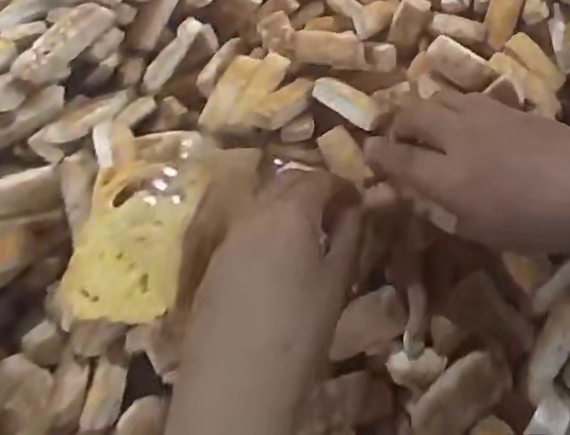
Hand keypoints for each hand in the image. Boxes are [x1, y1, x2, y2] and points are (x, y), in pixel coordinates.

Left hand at [169, 171, 362, 434]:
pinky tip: (276, 265)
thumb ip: (349, 234)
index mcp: (291, 210)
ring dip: (287, 209)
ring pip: (262, 205)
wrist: (233, 391)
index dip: (343, 185)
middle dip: (313, 190)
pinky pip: (244, 232)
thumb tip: (352, 209)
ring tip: (306, 238)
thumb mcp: (337, 281)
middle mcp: (255, 213)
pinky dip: (265, 232)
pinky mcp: (211, 267)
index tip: (358, 201)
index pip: (321, 178)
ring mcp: (228, 239)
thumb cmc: (299, 332)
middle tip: (334, 213)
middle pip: (287, 182)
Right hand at [365, 92, 569, 252]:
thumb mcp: (483, 231)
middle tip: (394, 135)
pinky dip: (449, 103)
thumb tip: (417, 194)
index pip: (398, 158)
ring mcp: (481, 113)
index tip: (368, 151)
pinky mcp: (504, 103)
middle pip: (412, 114)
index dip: (378, 154)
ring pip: (438, 96)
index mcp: (446, 176)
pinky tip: (458, 117)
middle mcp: (456, 136)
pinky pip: (464, 95)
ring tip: (423, 122)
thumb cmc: (537, 222)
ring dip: (422, 107)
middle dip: (395, 121)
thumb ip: (444, 209)